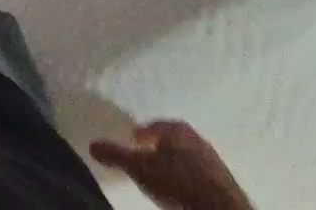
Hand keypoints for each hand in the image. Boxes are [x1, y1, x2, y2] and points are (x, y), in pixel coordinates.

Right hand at [89, 121, 254, 209]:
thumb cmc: (177, 183)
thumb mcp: (140, 169)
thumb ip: (116, 155)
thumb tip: (92, 144)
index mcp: (176, 129)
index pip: (154, 125)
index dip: (142, 134)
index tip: (133, 142)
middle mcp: (196, 138)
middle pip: (173, 139)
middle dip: (159, 147)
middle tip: (146, 157)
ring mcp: (213, 160)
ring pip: (188, 156)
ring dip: (175, 163)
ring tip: (163, 176)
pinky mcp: (224, 182)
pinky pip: (200, 173)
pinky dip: (188, 177)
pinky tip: (182, 190)